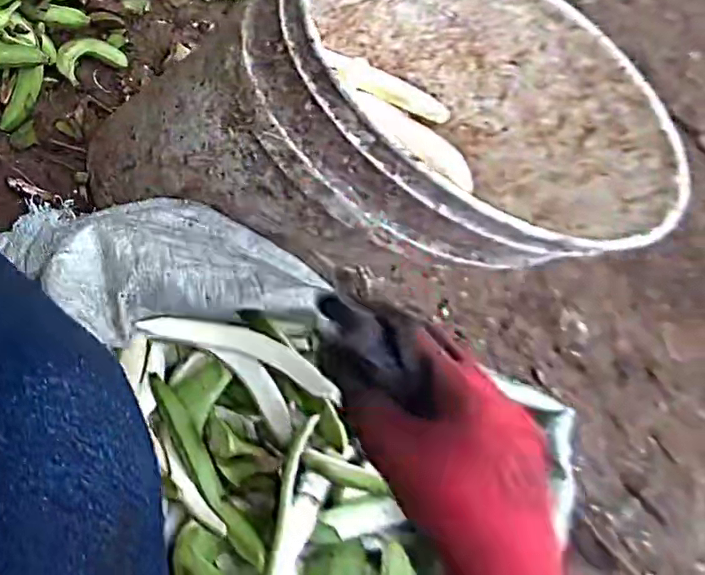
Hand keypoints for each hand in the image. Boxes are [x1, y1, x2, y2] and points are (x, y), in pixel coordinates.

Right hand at [323, 301, 560, 574]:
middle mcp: (501, 398)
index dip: (374, 316)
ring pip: (461, 378)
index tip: (342, 308)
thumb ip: (359, 387)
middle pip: (445, 350)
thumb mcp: (382, 433)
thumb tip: (336, 355)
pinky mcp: (521, 451)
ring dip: (423, 368)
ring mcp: (518, 427)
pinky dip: (442, 394)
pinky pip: (474, 405)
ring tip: (384, 369)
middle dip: (401, 339)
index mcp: (469, 388)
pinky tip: (419, 407)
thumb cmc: (439, 489)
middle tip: (361, 333)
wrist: (502, 560)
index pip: (414, 331)